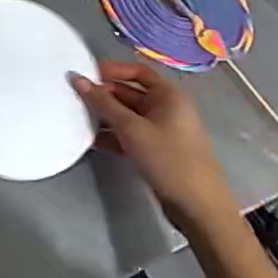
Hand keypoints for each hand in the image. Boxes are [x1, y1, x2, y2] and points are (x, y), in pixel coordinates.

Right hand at [71, 59, 237, 227]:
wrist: (199, 207)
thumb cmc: (167, 158)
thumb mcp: (132, 129)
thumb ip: (103, 104)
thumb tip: (78, 79)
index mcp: (168, 95)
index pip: (138, 72)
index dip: (113, 70)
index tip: (88, 74)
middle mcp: (168, 108)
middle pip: (132, 94)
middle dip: (106, 96)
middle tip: (78, 99)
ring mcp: (164, 131)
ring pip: (130, 116)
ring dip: (108, 117)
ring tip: (80, 119)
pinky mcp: (159, 152)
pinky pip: (133, 136)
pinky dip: (116, 136)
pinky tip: (94, 141)